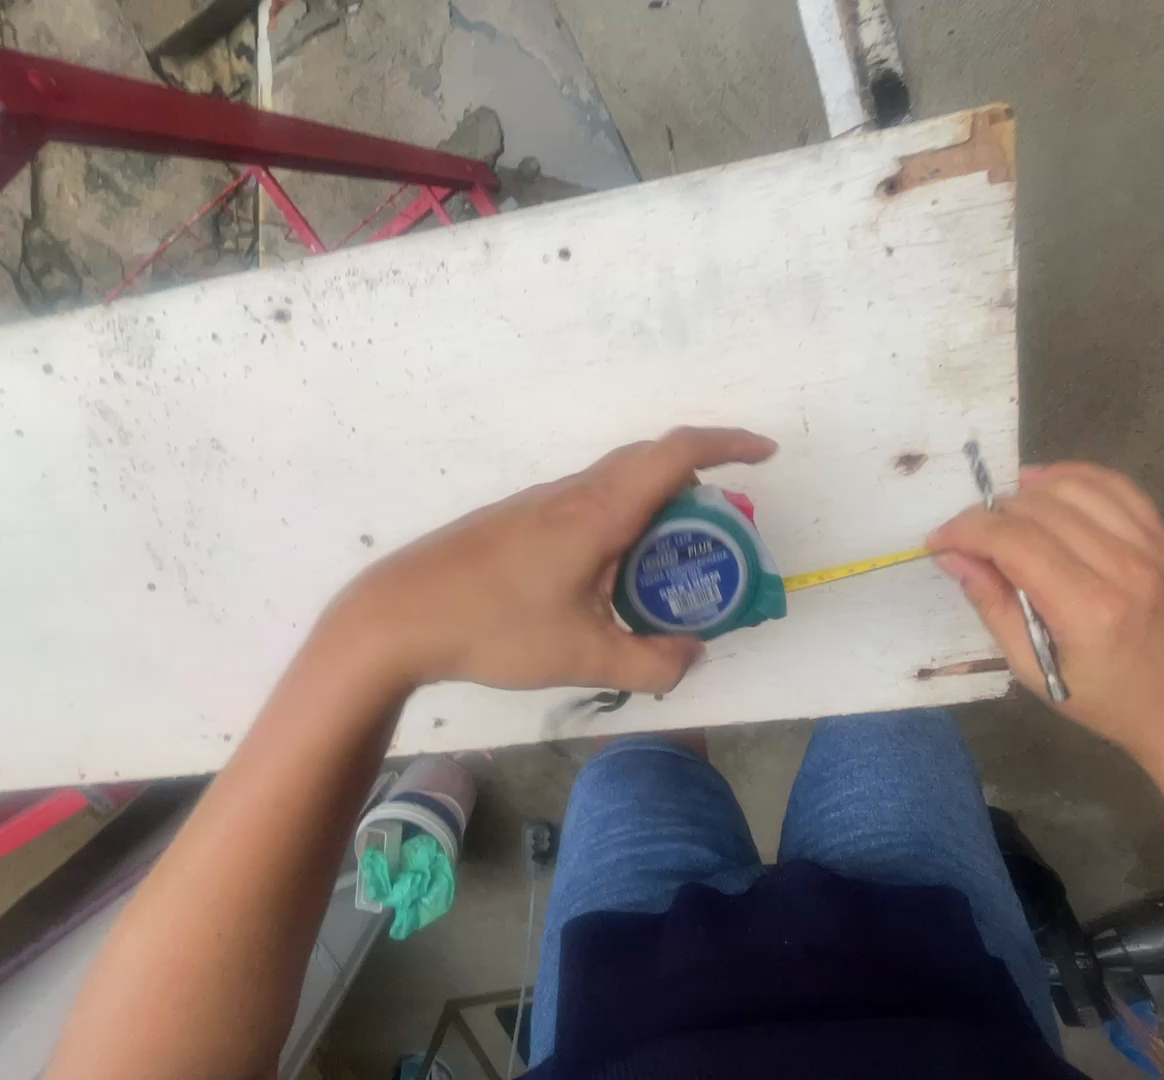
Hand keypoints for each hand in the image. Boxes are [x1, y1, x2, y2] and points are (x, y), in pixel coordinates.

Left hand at [328, 427, 777, 693]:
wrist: (398, 615)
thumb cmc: (494, 626)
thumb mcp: (584, 656)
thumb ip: (652, 663)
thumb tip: (693, 656)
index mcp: (599, 511)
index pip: (677, 453)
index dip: (729, 444)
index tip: (765, 454)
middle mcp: (574, 493)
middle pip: (650, 460)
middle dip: (700, 480)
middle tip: (721, 532)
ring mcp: (542, 502)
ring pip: (617, 481)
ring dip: (658, 504)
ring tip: (672, 561)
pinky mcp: (520, 520)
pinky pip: (590, 501)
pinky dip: (624, 519)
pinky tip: (612, 574)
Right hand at [927, 463, 1163, 767]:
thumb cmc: (1107, 701)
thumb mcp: (1033, 669)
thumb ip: (992, 605)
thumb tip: (953, 557)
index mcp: (1088, 609)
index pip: (1013, 541)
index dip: (965, 531)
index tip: (938, 542)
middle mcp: (1124, 567)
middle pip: (1038, 508)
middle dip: (988, 515)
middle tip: (968, 541)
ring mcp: (1152, 546)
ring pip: (1073, 486)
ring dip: (1025, 493)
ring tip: (1002, 516)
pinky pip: (1114, 485)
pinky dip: (1071, 478)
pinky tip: (1044, 490)